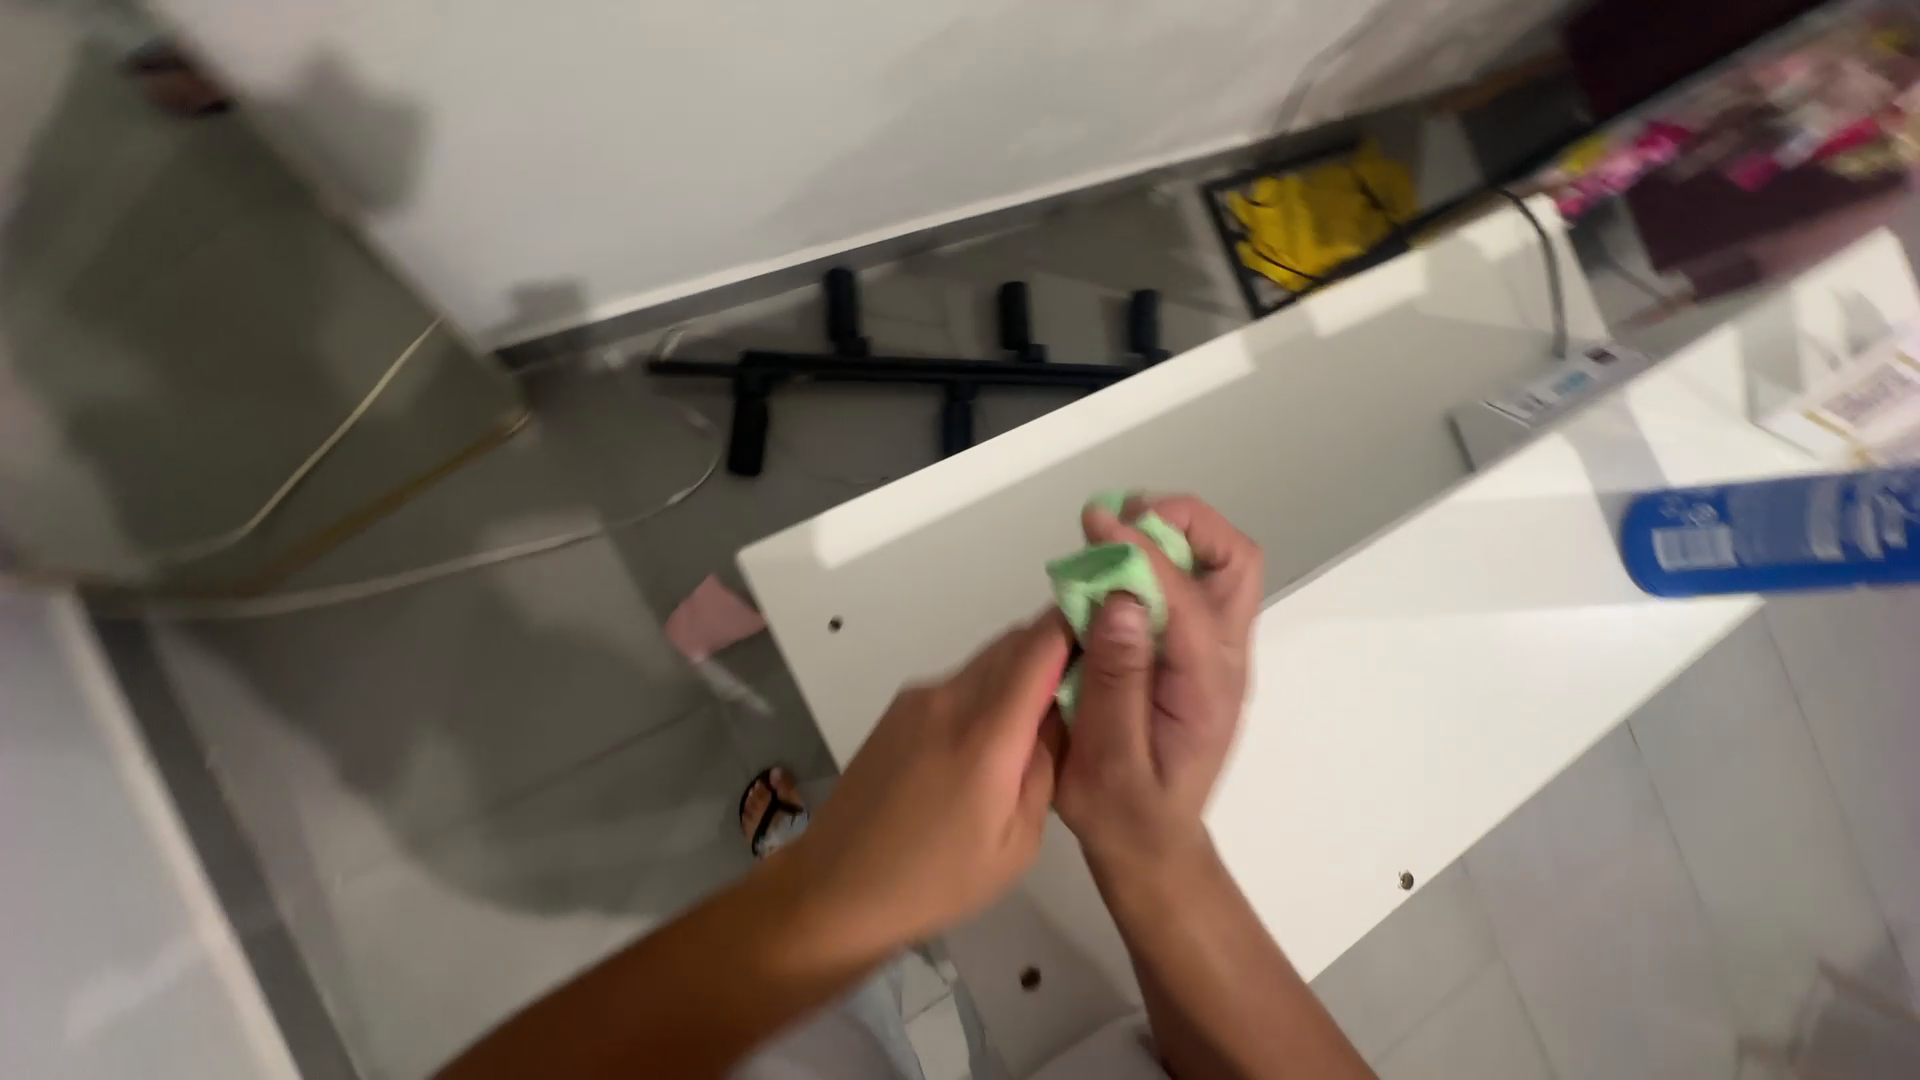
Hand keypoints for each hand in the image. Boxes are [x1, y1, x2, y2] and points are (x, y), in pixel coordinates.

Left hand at [781, 613, 1070, 953]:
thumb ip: (1045, 765)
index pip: (1039, 647)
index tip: (1109, 623)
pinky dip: (989, 687)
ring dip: (1021, 667)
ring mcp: (918, 698)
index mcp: (985, 732)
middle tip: (1090, 668)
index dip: (1075, 625)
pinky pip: (959, 681)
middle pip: (1012, 643)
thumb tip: (1063, 712)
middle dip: (1054, 644)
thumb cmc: (937, 879)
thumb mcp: (1017, 840)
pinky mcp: (898, 709)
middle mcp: (949, 697)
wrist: (838, 885)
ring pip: (985, 660)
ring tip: (1047, 707)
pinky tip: (994, 733)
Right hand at [1055, 495, 1263, 872]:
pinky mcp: (1194, 655)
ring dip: (1171, 536)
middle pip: (1234, 562)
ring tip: (1111, 531)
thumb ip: (1117, 680)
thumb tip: (1119, 596)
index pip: (1184, 596)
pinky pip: (1190, 587)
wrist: (1150, 845)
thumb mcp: (1109, 758)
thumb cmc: (1124, 813)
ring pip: (1218, 567)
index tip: (1095, 524)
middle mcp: (1224, 660)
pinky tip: (1110, 569)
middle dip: (1184, 523)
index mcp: (1207, 687)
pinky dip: (1156, 561)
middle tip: (1121, 516)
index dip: (1139, 551)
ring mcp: (1214, 656)